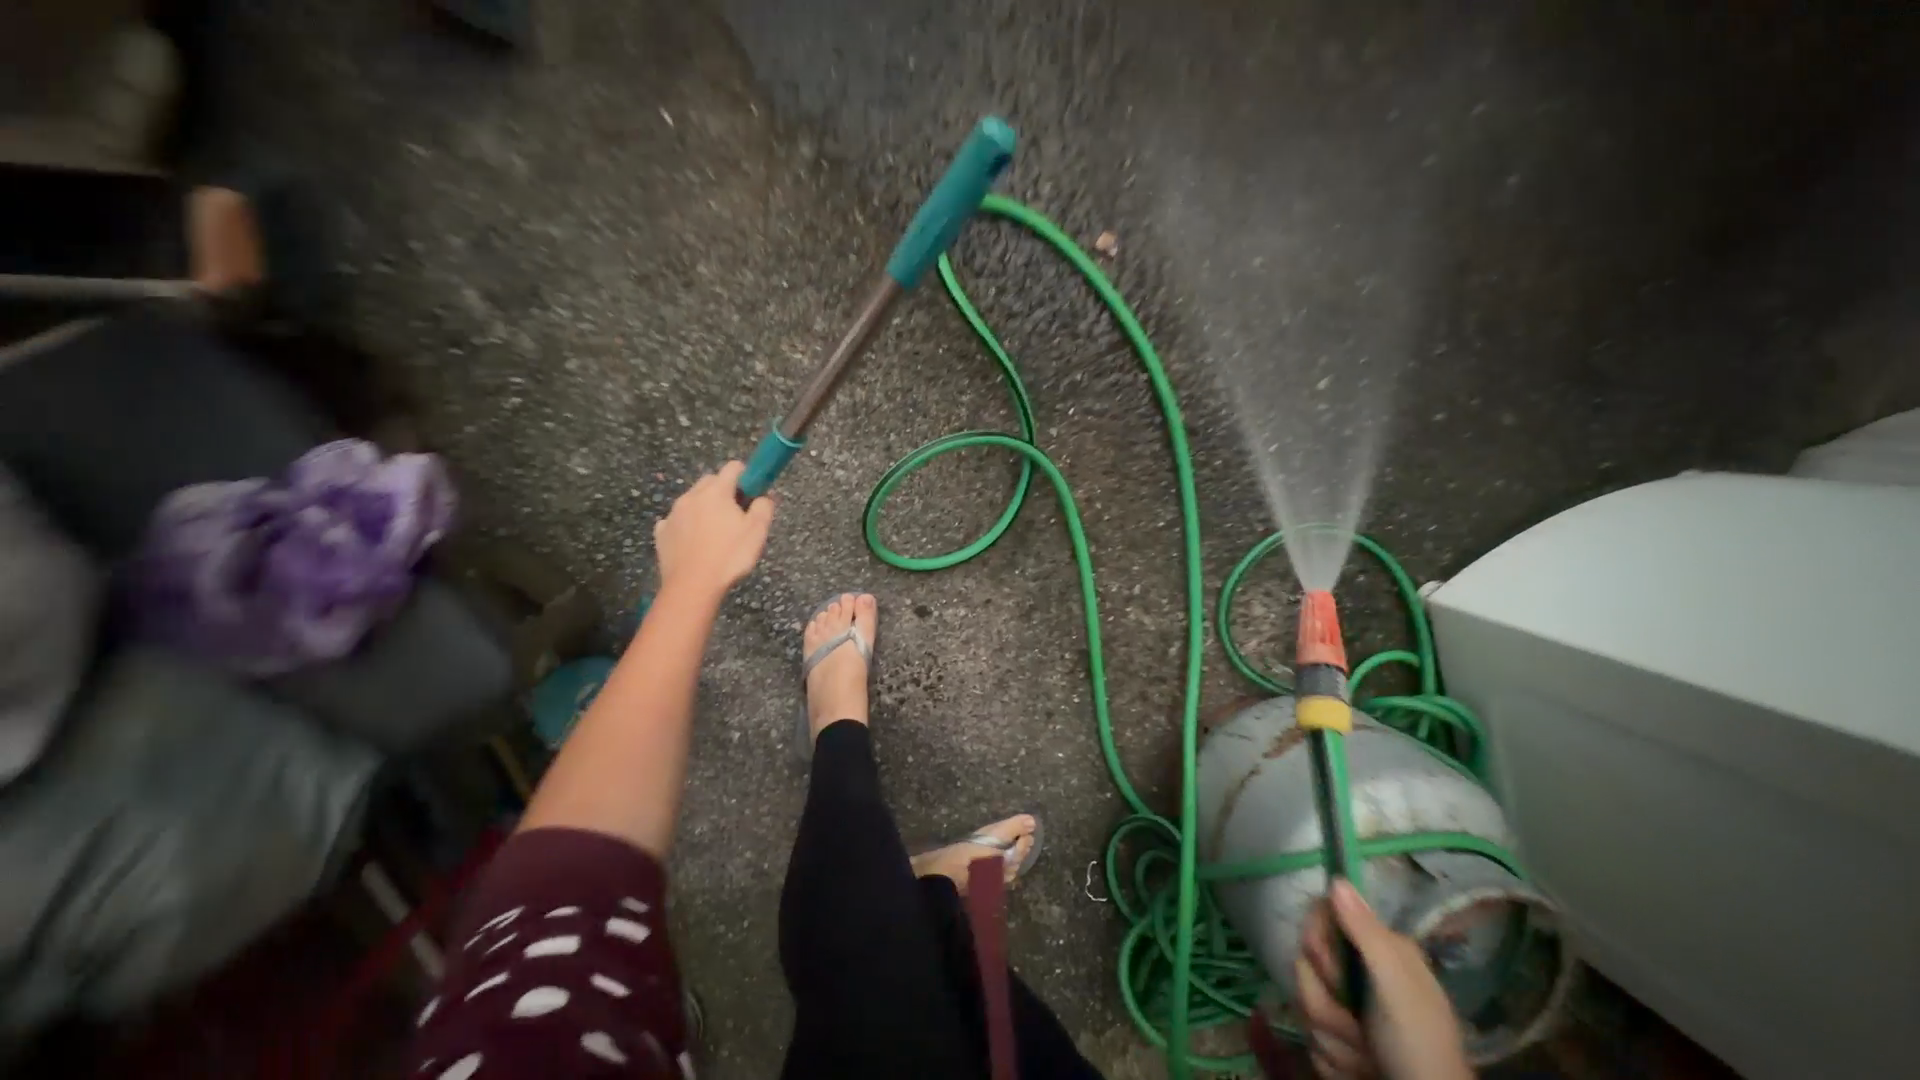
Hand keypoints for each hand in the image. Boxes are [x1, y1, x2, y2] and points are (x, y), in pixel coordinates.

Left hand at [653, 462, 773, 597]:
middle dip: (724, 491)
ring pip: (692, 500)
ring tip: (715, 533)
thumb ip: (764, 507)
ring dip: (704, 508)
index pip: (733, 468)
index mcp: (716, 492)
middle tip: (736, 515)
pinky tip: (694, 542)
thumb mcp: (757, 532)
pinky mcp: (662, 533)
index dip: (746, 476)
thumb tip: (765, 496)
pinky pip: (676, 520)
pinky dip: (686, 525)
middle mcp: (691, 496)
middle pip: (710, 481)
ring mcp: (673, 514)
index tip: (753, 494)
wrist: (692, 586)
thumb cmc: (729, 556)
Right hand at [1296, 880, 1471, 1079]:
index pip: (1319, 921)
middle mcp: (1360, 972)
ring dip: (1332, 1038)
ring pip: (1305, 1006)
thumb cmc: (1417, 1042)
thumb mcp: (1395, 984)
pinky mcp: (1338, 1040)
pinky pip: (1311, 1040)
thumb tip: (1337, 878)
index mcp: (1378, 950)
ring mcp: (1348, 1008)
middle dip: (1326, 1004)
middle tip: (1358, 1026)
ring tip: (1366, 1057)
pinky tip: (1361, 1070)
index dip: (1318, 947)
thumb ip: (1365, 932)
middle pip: (1305, 967)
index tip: (1335, 972)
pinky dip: (1335, 1062)